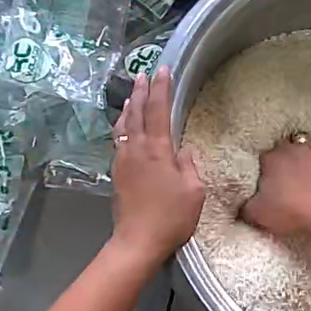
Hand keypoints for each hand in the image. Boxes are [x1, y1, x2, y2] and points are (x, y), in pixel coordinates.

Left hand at [109, 67, 204, 263]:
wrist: (137, 241)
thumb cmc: (172, 217)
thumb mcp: (194, 190)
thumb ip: (189, 165)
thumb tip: (183, 151)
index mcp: (158, 149)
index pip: (159, 110)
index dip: (162, 88)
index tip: (163, 69)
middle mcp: (137, 149)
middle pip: (138, 112)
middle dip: (142, 91)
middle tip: (143, 73)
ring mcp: (123, 160)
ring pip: (124, 125)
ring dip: (130, 106)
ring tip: (133, 94)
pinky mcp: (117, 173)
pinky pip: (120, 139)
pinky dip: (124, 125)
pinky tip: (126, 126)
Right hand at [240, 139, 310, 237]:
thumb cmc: (285, 211)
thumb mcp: (255, 213)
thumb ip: (245, 206)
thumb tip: (242, 205)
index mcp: (270, 158)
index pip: (262, 156)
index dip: (263, 168)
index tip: (264, 180)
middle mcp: (290, 150)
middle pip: (283, 146)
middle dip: (282, 156)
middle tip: (281, 173)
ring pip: (306, 145)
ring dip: (303, 153)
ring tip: (301, 167)